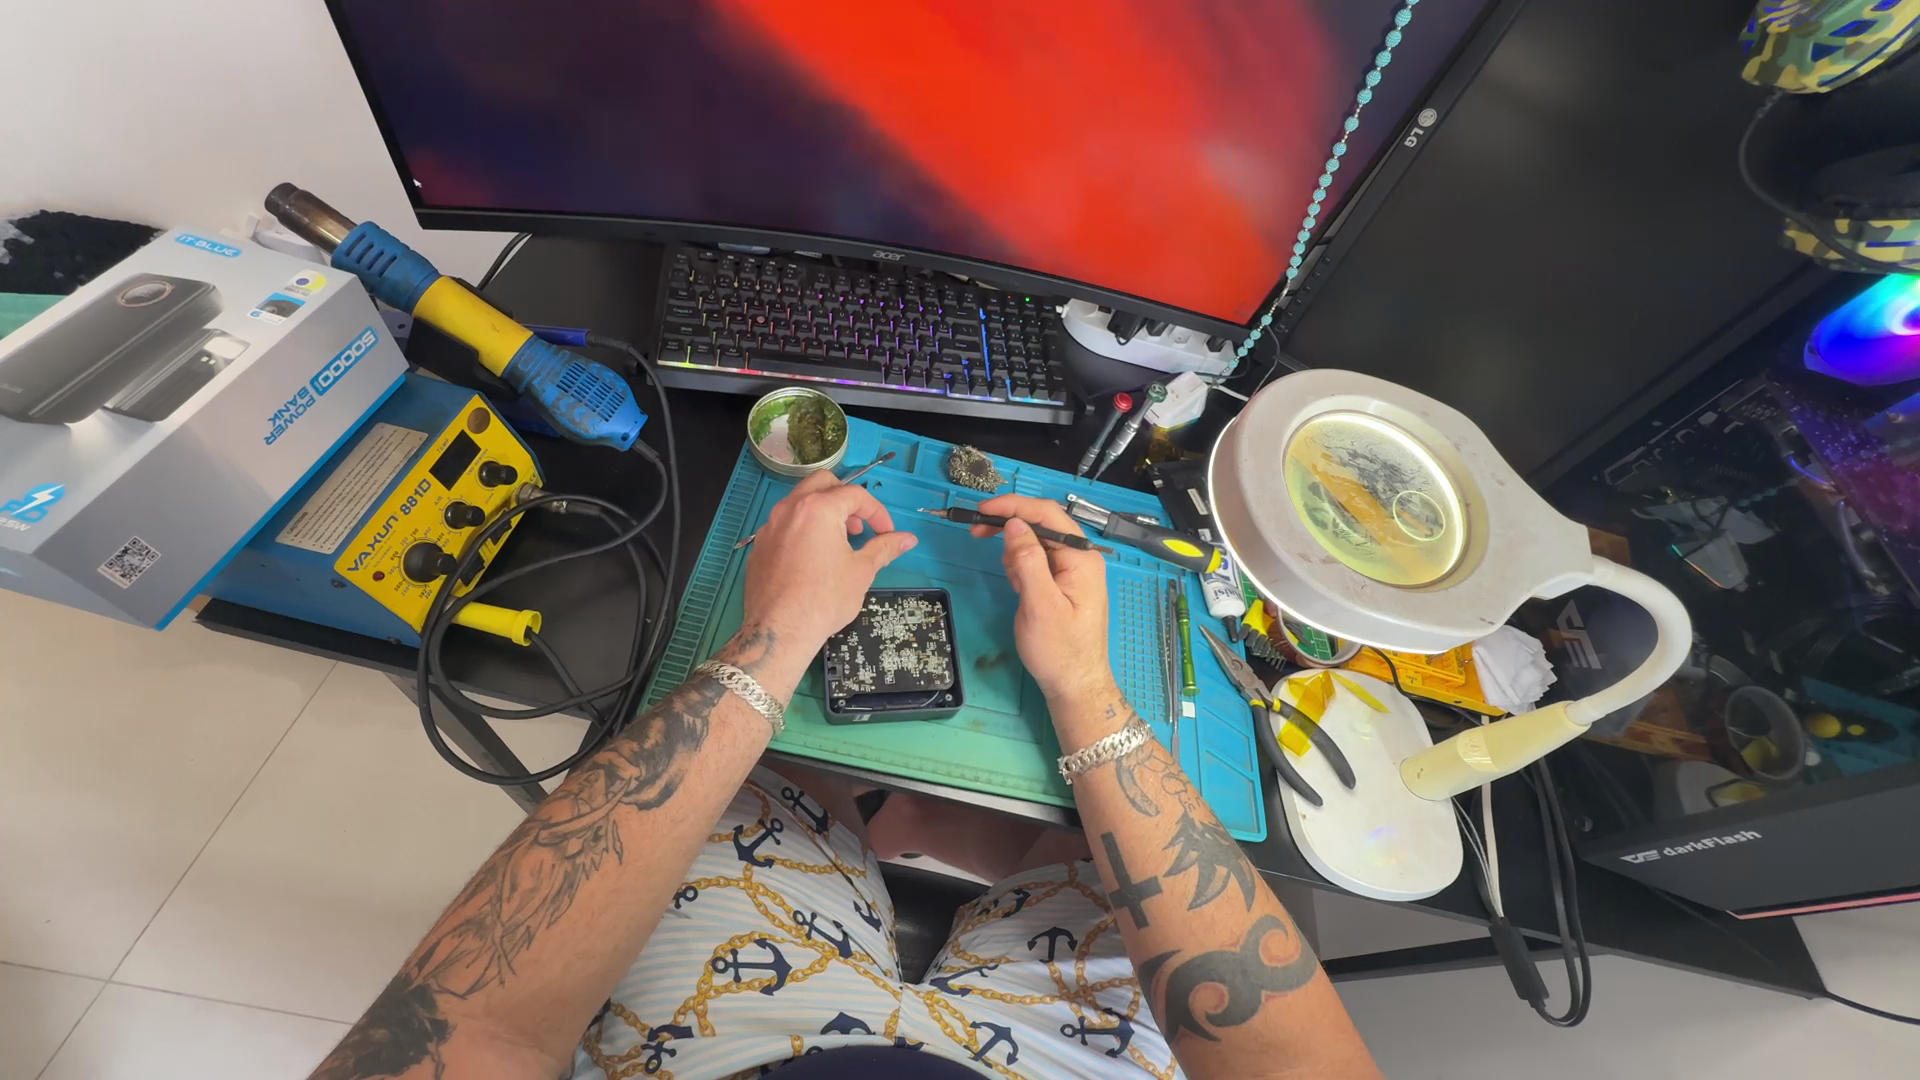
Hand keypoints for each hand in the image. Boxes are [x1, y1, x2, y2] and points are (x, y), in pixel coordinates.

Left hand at [739, 469, 917, 683]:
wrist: (779, 630)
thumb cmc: (824, 598)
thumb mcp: (862, 571)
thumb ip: (884, 547)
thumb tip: (908, 539)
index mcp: (819, 509)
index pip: (855, 495)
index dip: (877, 513)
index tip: (886, 533)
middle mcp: (791, 509)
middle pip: (823, 484)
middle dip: (846, 499)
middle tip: (859, 526)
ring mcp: (770, 526)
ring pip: (800, 502)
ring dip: (824, 512)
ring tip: (838, 542)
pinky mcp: (760, 546)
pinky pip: (785, 525)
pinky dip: (803, 529)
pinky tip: (812, 558)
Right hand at [970, 495, 1118, 706]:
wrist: (1075, 685)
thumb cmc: (1059, 650)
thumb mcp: (1039, 605)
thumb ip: (1027, 560)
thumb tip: (1014, 524)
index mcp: (1081, 558)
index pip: (1047, 514)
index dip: (1013, 506)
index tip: (982, 510)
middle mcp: (1080, 558)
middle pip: (1041, 524)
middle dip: (1008, 526)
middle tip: (975, 533)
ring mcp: (1073, 570)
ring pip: (1036, 542)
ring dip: (1014, 552)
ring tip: (1012, 583)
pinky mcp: (1063, 582)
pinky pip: (1037, 560)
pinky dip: (1021, 567)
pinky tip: (1018, 587)